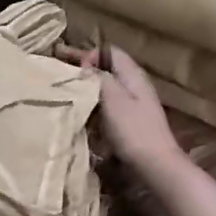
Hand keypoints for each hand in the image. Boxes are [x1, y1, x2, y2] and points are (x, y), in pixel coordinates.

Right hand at [59, 45, 185, 176]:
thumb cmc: (133, 130)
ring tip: (67, 93)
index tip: (67, 63)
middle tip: (60, 75)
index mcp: (132, 74)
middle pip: (108, 69)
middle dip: (85, 70)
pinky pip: (109, 106)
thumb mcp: (113, 98)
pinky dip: (95, 105)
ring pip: (107, 88)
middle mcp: (135, 84)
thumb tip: (86, 65)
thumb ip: (99, 77)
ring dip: (89, 88)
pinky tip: (83, 114)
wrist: (155, 165)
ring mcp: (135, 104)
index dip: (88, 53)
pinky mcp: (131, 122)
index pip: (109, 51)